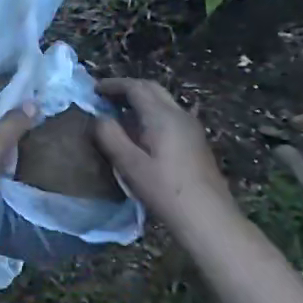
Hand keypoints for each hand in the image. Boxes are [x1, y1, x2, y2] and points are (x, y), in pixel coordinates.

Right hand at [91, 78, 235, 222]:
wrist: (208, 217)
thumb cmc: (165, 191)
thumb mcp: (129, 164)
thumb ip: (110, 136)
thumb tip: (100, 118)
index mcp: (163, 116)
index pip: (136, 88)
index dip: (113, 85)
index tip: (94, 90)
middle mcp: (180, 115)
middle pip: (152, 89)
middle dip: (127, 89)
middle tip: (105, 98)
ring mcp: (191, 128)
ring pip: (162, 102)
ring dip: (140, 101)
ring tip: (118, 114)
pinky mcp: (195, 141)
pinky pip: (169, 116)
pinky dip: (150, 113)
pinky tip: (140, 133)